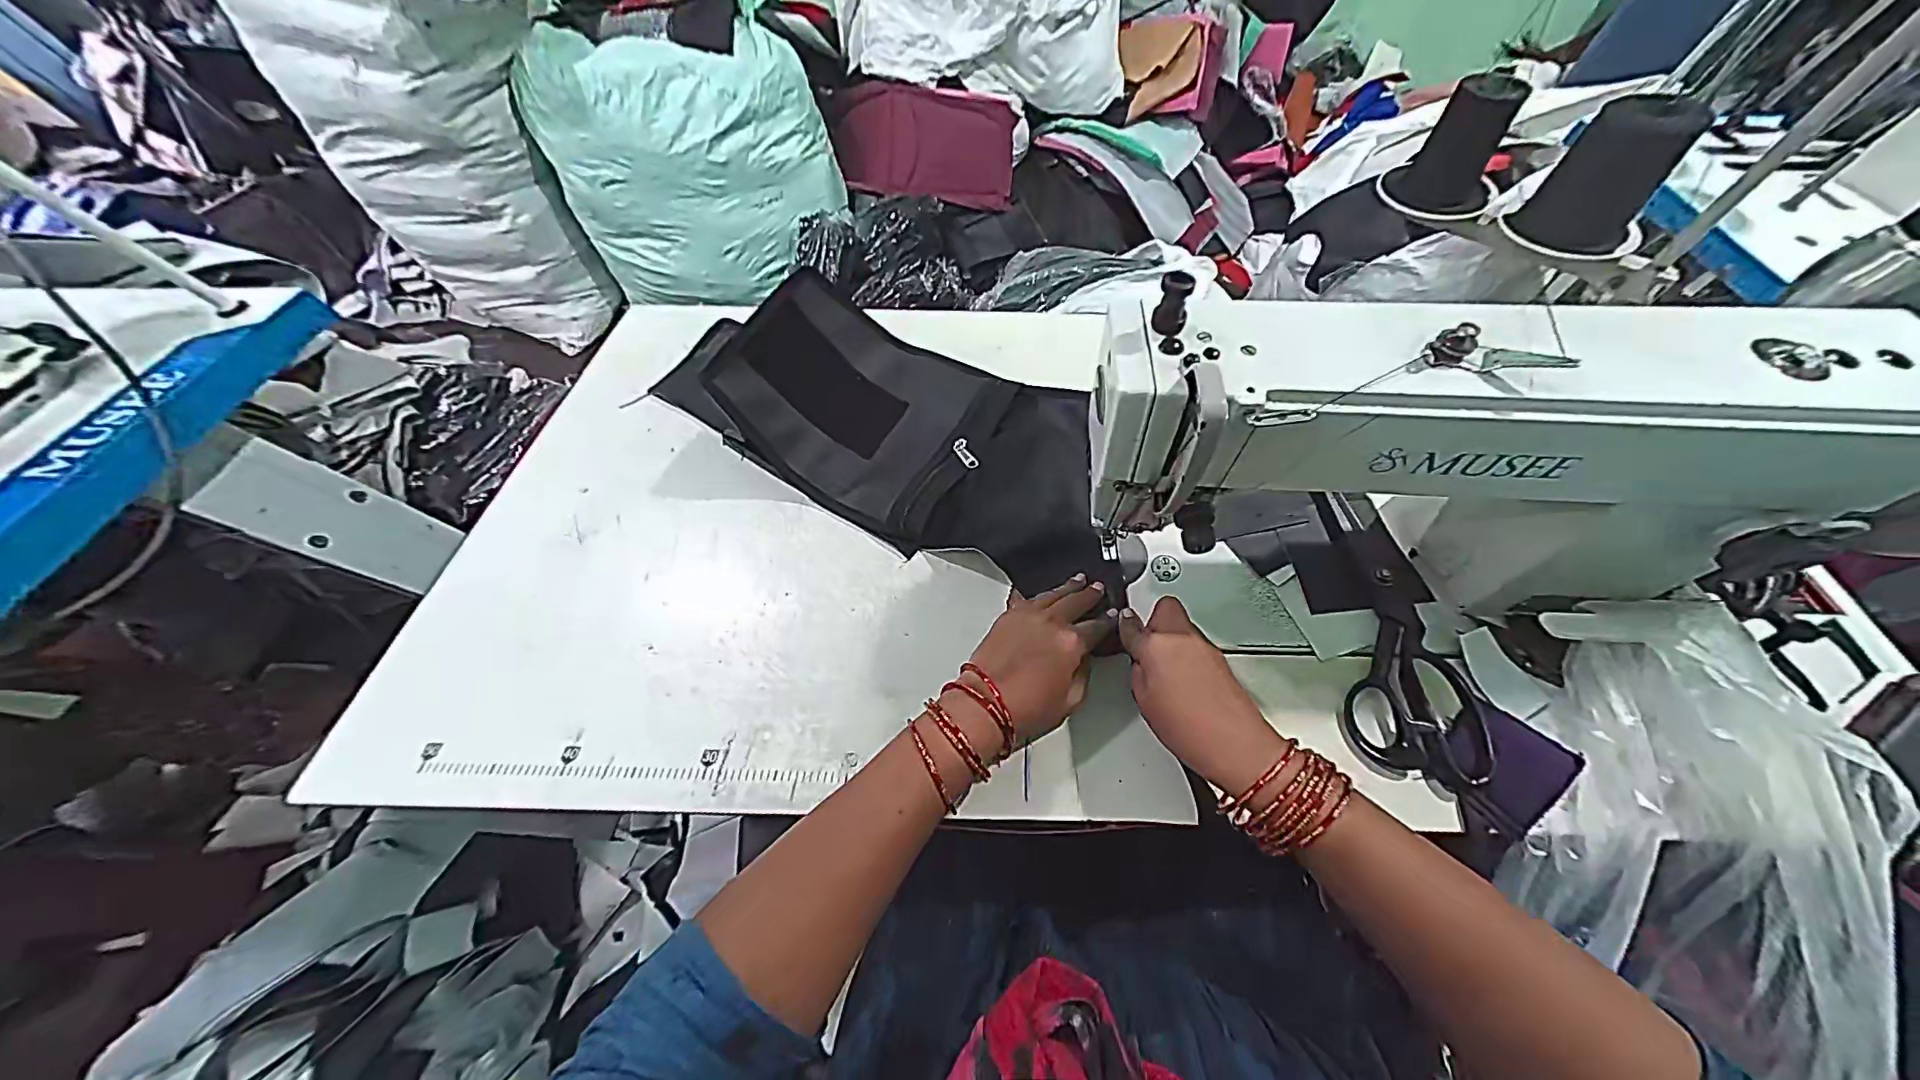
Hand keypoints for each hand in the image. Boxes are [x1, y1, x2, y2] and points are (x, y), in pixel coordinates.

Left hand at [965, 575, 1113, 743]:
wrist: (985, 703)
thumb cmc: (1022, 707)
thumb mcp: (1070, 701)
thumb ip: (1083, 675)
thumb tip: (1083, 662)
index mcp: (1072, 643)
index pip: (1097, 626)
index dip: (1107, 621)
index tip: (1111, 617)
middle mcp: (1051, 623)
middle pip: (1077, 601)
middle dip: (1090, 594)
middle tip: (1097, 589)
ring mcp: (1027, 616)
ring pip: (1053, 593)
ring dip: (1068, 587)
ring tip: (1077, 581)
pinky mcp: (1007, 617)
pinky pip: (1025, 598)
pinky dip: (1036, 594)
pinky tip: (1039, 592)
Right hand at [1118, 597, 1288, 794]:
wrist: (1234, 744)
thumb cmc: (1192, 729)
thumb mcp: (1144, 702)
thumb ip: (1137, 671)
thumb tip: (1139, 662)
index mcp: (1157, 646)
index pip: (1133, 624)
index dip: (1126, 626)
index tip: (1125, 628)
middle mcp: (1184, 638)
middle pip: (1166, 608)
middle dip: (1153, 619)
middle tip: (1145, 641)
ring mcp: (1205, 647)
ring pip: (1183, 625)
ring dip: (1172, 639)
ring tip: (1164, 669)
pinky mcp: (1221, 659)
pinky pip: (1197, 645)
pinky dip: (1187, 654)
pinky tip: (1183, 680)